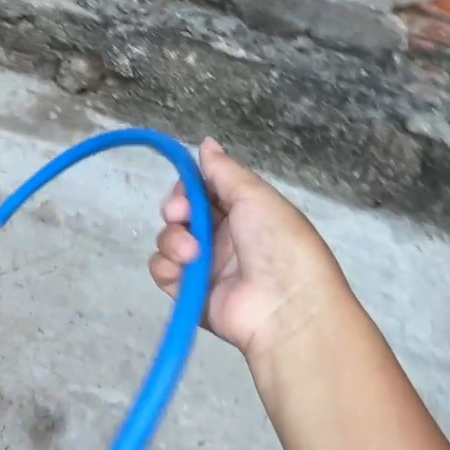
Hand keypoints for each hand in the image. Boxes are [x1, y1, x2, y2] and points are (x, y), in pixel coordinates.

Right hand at [148, 139, 347, 361]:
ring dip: (173, 240)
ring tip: (191, 253)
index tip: (187, 191)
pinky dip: (165, 266)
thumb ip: (224, 170)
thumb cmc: (277, 244)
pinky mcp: (189, 293)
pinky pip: (163, 271)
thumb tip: (207, 142)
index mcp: (244, 214)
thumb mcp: (256, 196)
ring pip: (169, 239)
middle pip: (182, 214)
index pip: (203, 192)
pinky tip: (180, 268)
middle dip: (176, 210)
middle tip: (181, 216)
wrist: (286, 308)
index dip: (189, 188)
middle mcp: (223, 238)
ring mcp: (205, 266)